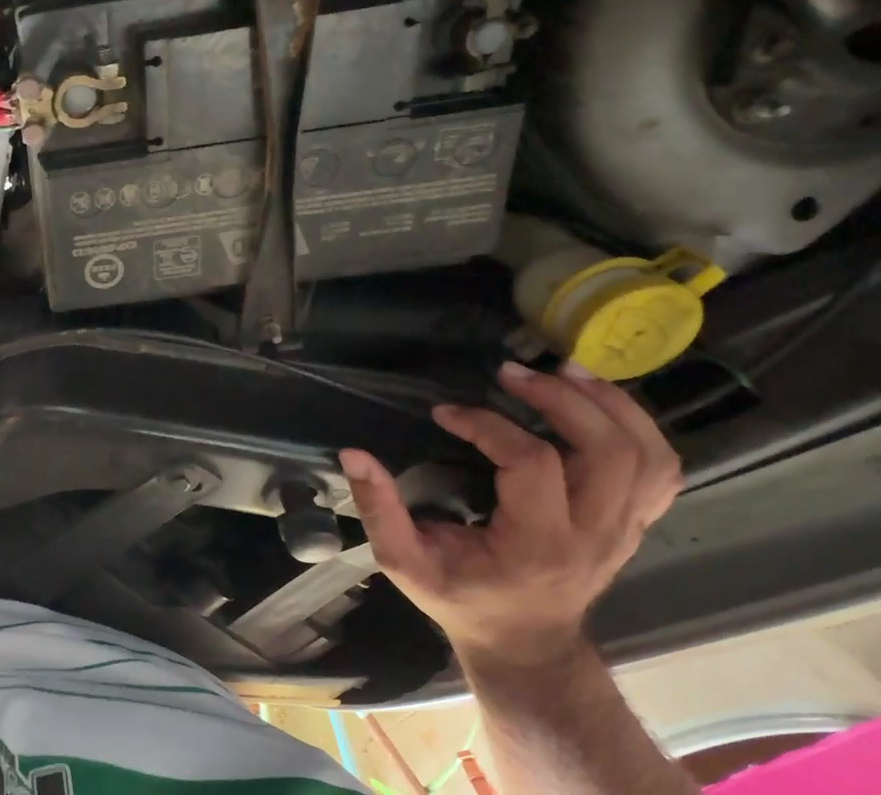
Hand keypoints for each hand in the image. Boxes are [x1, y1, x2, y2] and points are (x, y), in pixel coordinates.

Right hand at [339, 361, 682, 669]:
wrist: (525, 643)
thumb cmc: (461, 600)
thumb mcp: (405, 563)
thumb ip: (379, 510)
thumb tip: (353, 453)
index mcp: (539, 543)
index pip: (534, 463)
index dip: (489, 425)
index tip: (447, 413)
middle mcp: (596, 534)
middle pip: (609, 450)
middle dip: (562, 399)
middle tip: (512, 372)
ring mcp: (625, 529)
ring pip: (649, 455)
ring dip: (610, 404)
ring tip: (564, 371)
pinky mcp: (635, 522)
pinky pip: (661, 469)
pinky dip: (637, 428)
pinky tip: (598, 402)